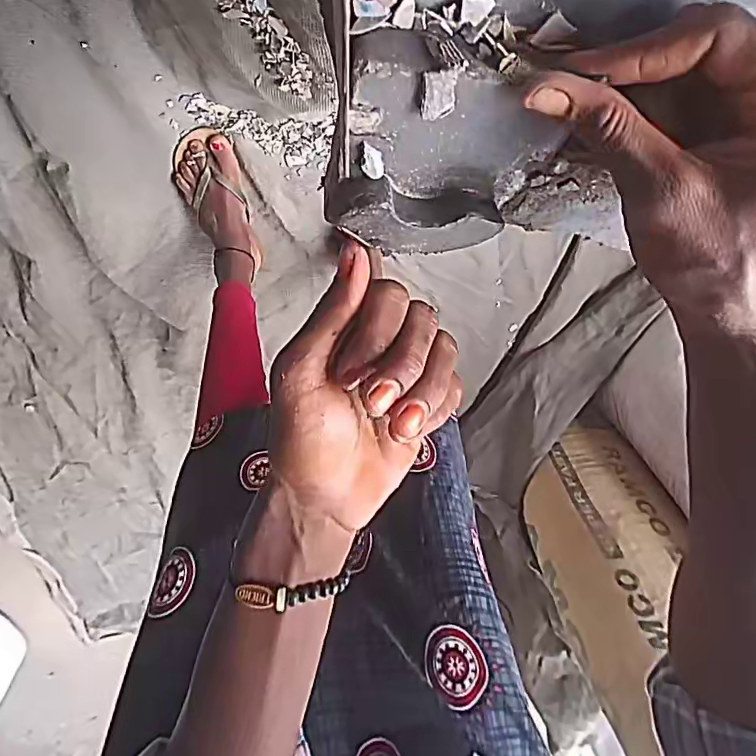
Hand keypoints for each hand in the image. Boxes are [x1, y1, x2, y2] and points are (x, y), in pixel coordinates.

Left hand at [265, 241, 461, 536]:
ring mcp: (408, 368)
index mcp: (345, 325)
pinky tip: (405, 427)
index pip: (383, 289)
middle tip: (369, 397)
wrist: (325, 497)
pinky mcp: (429, 398)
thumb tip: (353, 258)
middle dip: (398, 363)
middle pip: (420, 316)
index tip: (353, 365)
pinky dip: (433, 409)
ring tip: (389, 420)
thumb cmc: (301, 437)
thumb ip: (332, 312)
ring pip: (445, 348)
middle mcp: (380, 339)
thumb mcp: (300, 370)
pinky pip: (455, 384)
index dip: (375, 324)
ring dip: (419, 390)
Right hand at [523, 3, 755, 331]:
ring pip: (682, 66)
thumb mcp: (661, 192)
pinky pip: (676, 93)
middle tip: (577, 83)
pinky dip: (633, 105)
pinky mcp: (732, 124)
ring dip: (627, 86)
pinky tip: (602, 121)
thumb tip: (556, 88)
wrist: (728, 313)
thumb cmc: (724, 271)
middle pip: (703, 45)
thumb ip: (609, 129)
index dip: (645, 49)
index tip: (587, 69)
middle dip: (633, 67)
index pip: (723, 38)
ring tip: (582, 106)